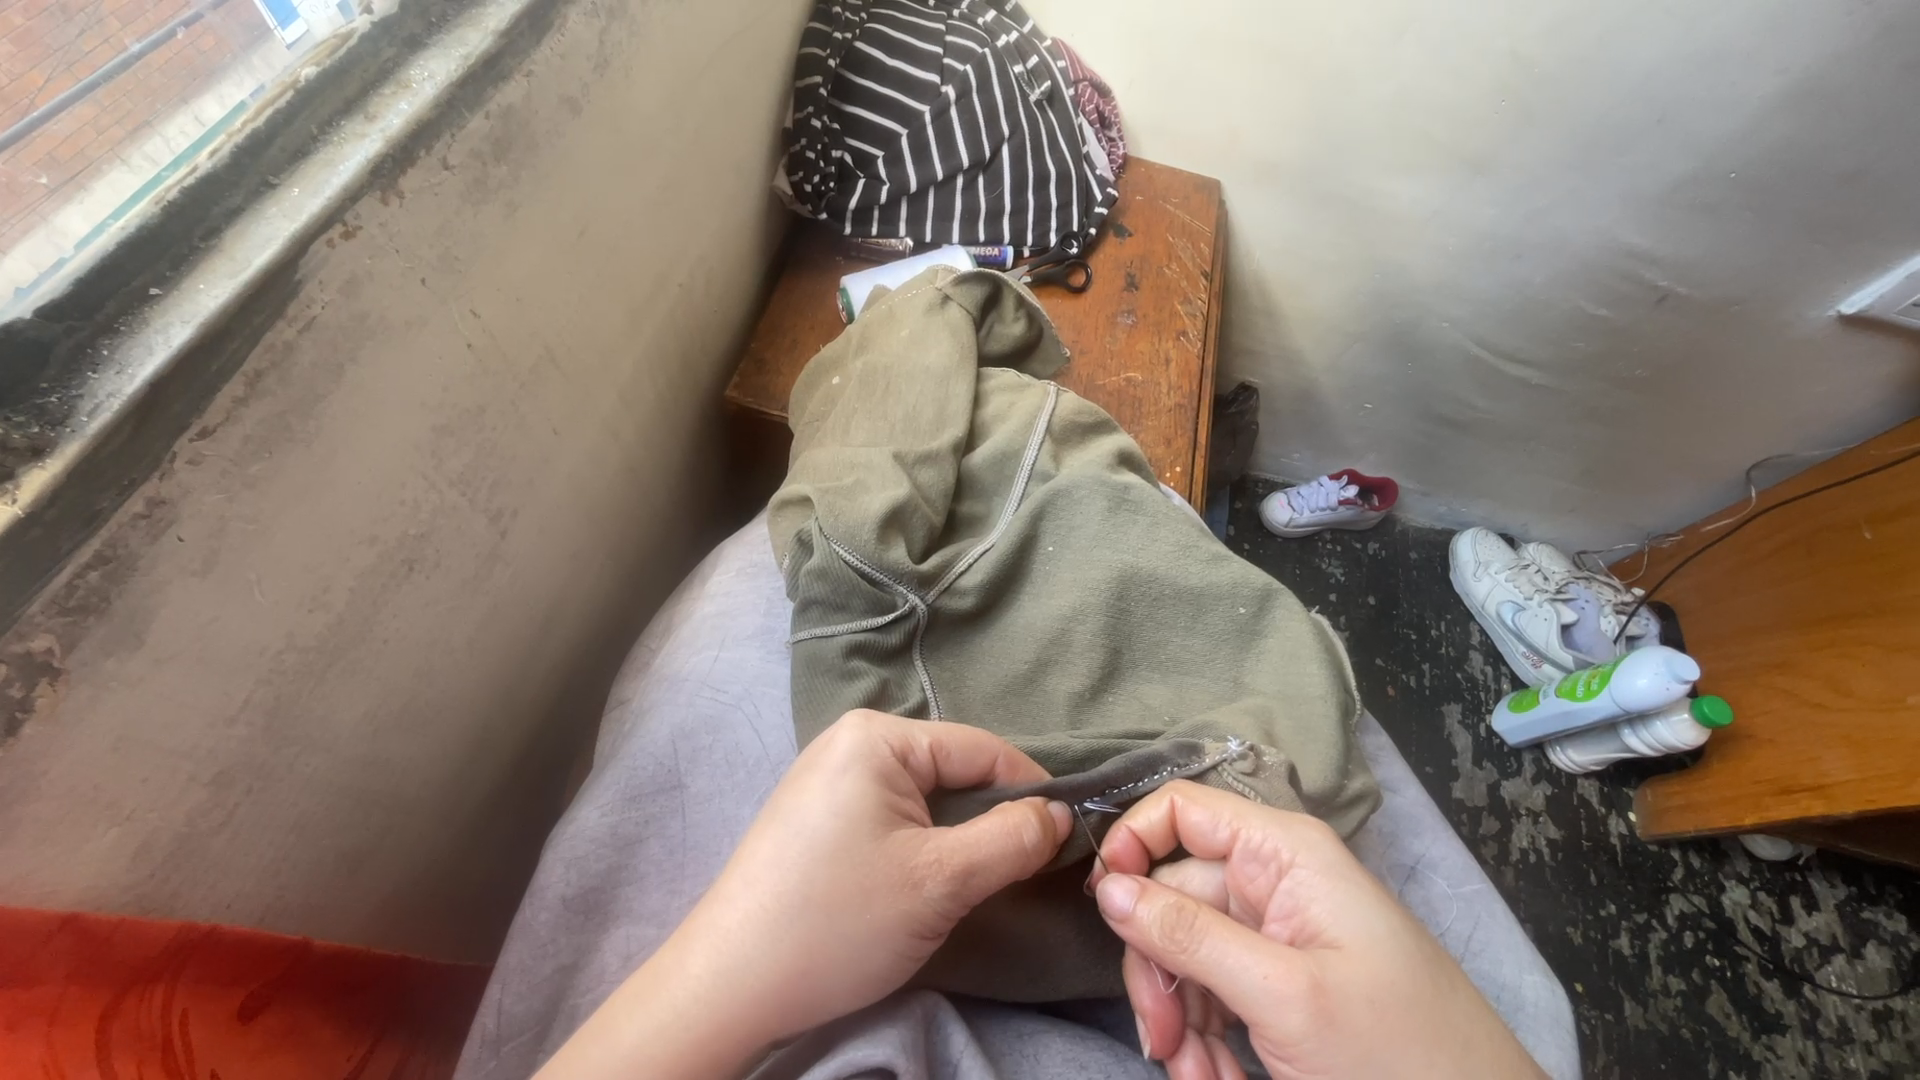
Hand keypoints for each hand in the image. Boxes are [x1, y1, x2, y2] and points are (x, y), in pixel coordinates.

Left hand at [537, 710, 1070, 1079]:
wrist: (727, 986)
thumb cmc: (839, 922)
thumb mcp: (942, 880)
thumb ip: (1013, 839)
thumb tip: (1061, 813)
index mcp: (878, 735)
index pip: (981, 749)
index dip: (1032, 790)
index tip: (1071, 834)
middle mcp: (850, 739)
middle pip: (952, 770)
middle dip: (993, 816)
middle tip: (1028, 866)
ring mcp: (828, 775)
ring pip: (925, 796)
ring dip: (959, 834)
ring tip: (979, 878)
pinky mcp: (817, 813)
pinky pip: (892, 813)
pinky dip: (923, 842)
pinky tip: (926, 879)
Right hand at [1089, 781, 1544, 1079]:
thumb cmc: (1395, 1053)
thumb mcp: (1282, 994)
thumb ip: (1187, 934)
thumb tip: (1106, 887)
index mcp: (1280, 852)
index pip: (1180, 809)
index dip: (1133, 842)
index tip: (1107, 905)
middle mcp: (1272, 880)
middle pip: (1173, 894)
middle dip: (1158, 969)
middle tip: (1160, 1041)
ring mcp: (1273, 934)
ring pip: (1184, 951)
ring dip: (1178, 1017)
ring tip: (1196, 1076)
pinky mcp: (1276, 982)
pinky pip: (1211, 991)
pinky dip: (1202, 1038)